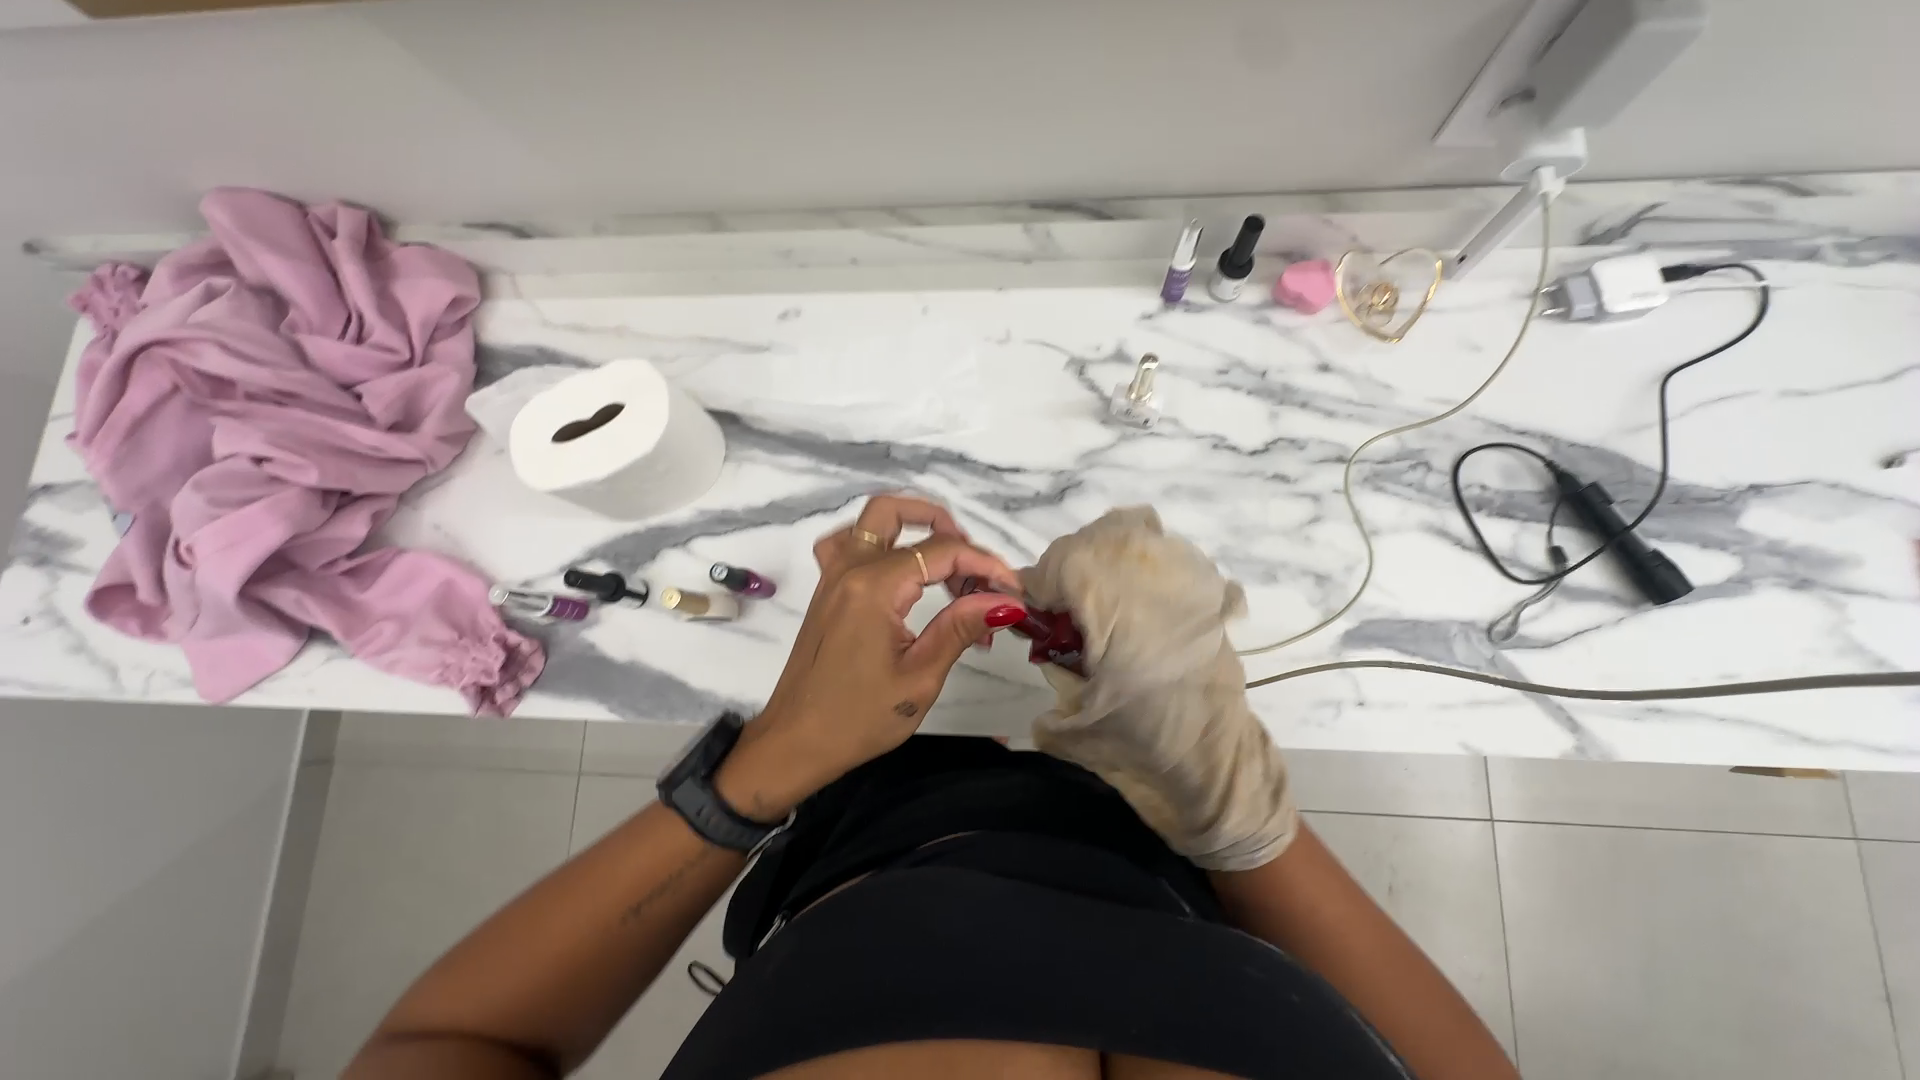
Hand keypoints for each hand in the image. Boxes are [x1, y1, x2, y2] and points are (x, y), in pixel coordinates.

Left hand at [716, 496, 1026, 821]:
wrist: (796, 742)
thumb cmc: (858, 719)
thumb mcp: (919, 677)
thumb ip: (961, 628)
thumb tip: (1006, 601)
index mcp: (874, 587)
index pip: (942, 551)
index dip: (985, 564)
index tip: (1015, 591)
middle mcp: (849, 568)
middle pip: (901, 515)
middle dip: (947, 529)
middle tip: (977, 572)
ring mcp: (832, 576)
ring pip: (872, 520)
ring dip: (912, 527)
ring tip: (946, 566)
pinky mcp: (826, 591)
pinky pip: (848, 542)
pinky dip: (877, 541)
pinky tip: (897, 570)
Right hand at [1023, 506, 1297, 870]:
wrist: (1218, 771)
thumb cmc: (1143, 750)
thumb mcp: (1074, 726)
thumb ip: (1049, 676)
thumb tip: (1042, 645)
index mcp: (1118, 614)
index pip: (1064, 561)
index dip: (1041, 581)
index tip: (1035, 610)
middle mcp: (1155, 586)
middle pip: (1097, 537)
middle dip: (1071, 565)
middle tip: (1065, 607)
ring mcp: (1189, 584)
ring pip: (1137, 528)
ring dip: (1107, 553)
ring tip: (1101, 595)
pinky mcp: (1212, 594)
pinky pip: (1173, 549)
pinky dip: (1147, 558)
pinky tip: (1140, 596)